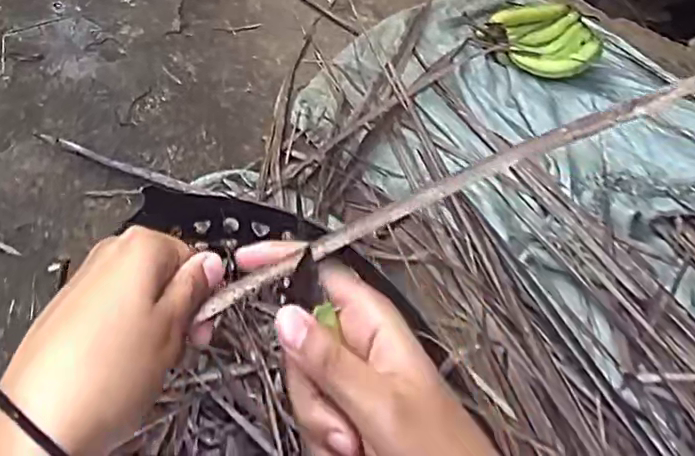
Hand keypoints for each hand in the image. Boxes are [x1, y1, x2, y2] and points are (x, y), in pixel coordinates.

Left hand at [0, 228, 223, 455]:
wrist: (40, 415)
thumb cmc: (102, 375)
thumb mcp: (169, 332)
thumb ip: (193, 290)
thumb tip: (209, 263)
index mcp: (139, 246)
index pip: (191, 255)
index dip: (202, 293)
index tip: (201, 323)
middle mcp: (110, 251)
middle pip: (163, 272)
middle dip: (177, 310)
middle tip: (179, 347)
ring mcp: (86, 276)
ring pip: (138, 293)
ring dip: (151, 324)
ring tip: (147, 364)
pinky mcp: (69, 304)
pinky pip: (111, 309)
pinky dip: (121, 333)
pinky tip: (120, 366)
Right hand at [235, 241, 497, 455]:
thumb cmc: (447, 454)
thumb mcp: (384, 405)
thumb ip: (330, 359)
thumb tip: (286, 314)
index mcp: (373, 320)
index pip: (318, 269)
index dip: (280, 258)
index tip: (247, 261)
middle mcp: (359, 343)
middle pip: (298, 336)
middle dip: (309, 384)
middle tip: (341, 419)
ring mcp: (351, 379)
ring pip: (301, 380)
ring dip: (318, 419)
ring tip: (356, 444)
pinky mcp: (345, 411)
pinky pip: (309, 413)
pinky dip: (322, 438)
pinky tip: (352, 452)